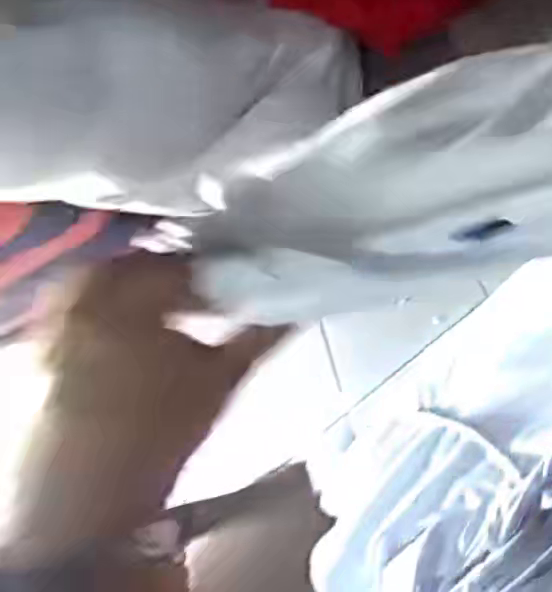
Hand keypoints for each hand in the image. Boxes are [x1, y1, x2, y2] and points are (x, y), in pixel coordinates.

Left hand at [1, 253, 284, 564]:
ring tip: (169, 306)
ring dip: (124, 292)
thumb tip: (309, 295)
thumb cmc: (164, 431)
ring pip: (79, 296)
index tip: (233, 267)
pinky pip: (64, 324)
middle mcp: (69, 326)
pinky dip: (99, 317)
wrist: (86, 503)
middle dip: (154, 268)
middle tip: (197, 279)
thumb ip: (265, 329)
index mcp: (118, 320)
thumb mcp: (226, 376)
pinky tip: (136, 337)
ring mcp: (38, 350)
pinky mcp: (26, 373)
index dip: (202, 261)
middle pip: (107, 272)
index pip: (164, 266)